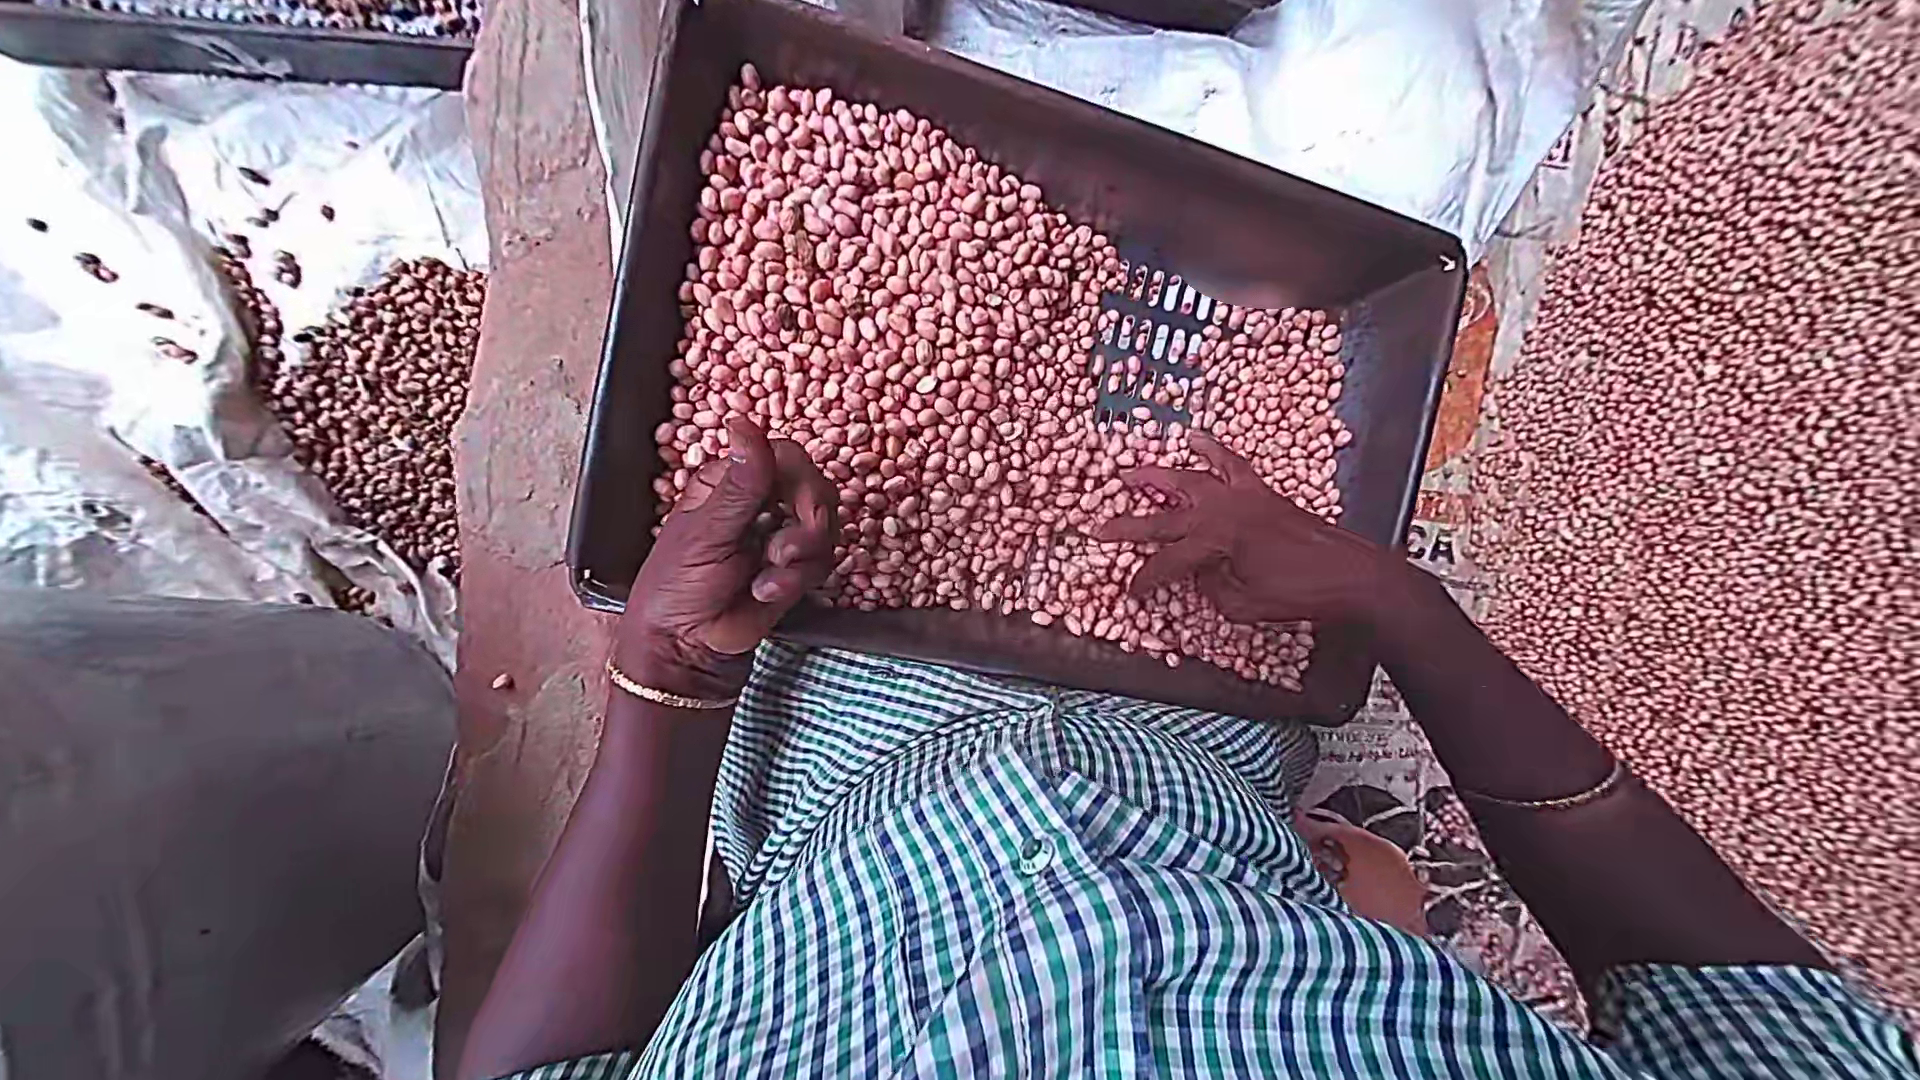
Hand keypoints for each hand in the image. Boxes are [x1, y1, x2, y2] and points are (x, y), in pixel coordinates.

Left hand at [614, 417, 836, 699]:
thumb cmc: (676, 587)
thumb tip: (744, 423)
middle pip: (816, 489)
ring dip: (802, 557)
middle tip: (785, 551)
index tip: (800, 505)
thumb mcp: (706, 533)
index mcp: (732, 483)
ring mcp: (782, 535)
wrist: (686, 648)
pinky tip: (768, 592)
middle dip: (810, 523)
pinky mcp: (796, 568)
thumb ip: (739, 485)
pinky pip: (823, 560)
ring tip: (768, 579)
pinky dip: (798, 580)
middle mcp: (762, 504)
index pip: (786, 458)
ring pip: (826, 526)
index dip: (802, 479)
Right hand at [1094, 433, 1398, 625]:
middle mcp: (1221, 512)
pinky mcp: (1259, 490)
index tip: (1131, 590)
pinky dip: (1210, 450)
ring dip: (1155, 477)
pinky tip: (1193, 439)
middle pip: (1163, 519)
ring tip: (1129, 472)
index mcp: (1214, 542)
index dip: (1145, 578)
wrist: (1353, 575)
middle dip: (1128, 526)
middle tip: (1100, 527)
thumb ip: (1209, 587)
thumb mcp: (1243, 604)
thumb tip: (1198, 572)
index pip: (1166, 562)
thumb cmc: (1299, 595)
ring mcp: (1240, 495)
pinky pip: (1229, 463)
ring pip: (1187, 480)